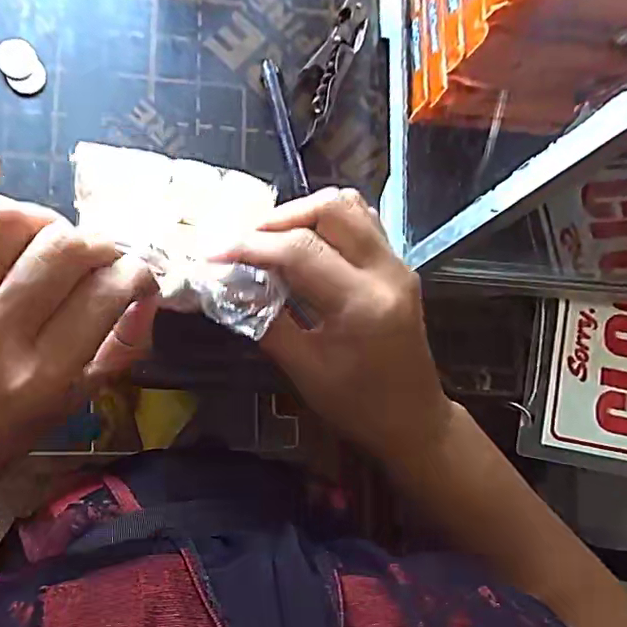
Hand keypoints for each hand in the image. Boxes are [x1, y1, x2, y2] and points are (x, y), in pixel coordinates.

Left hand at [0, 148, 156, 485]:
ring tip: (53, 241)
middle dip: (99, 246)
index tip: (138, 277)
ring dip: (45, 220)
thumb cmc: (33, 414)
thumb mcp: (93, 391)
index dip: (136, 274)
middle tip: (102, 261)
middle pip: (61, 251)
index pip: (105, 294)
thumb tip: (147, 287)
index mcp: (46, 374)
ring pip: (3, 223)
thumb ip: (128, 339)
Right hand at [214, 187, 452, 463]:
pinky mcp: (396, 268)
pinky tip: (301, 246)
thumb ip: (265, 322)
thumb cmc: (355, 404)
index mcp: (359, 303)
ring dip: (304, 214)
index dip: (251, 246)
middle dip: (279, 219)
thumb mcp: (303, 369)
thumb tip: (230, 289)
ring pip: (350, 207)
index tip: (216, 254)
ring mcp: (396, 265)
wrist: (411, 419)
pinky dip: (326, 223)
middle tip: (243, 243)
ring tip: (270, 240)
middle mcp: (384, 272)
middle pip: (330, 209)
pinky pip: (361, 223)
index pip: (299, 251)